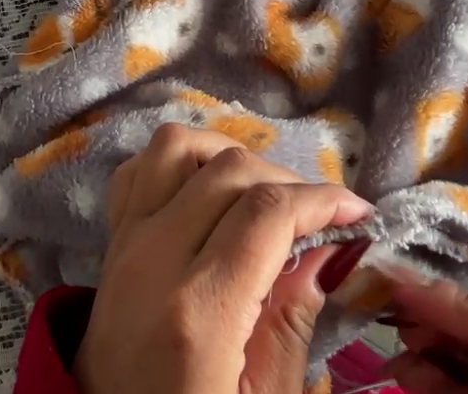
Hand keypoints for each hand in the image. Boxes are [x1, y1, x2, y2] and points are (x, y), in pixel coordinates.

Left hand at [75, 123, 373, 393]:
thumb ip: (294, 321)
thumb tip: (329, 248)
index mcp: (197, 312)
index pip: (267, 213)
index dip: (322, 200)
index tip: (357, 213)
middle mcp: (154, 257)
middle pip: (230, 169)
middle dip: (287, 181)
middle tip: (318, 218)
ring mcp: (124, 240)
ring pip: (177, 145)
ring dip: (228, 155)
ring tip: (262, 193)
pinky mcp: (109, 237)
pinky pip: (139, 166)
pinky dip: (177, 163)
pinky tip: (207, 192)